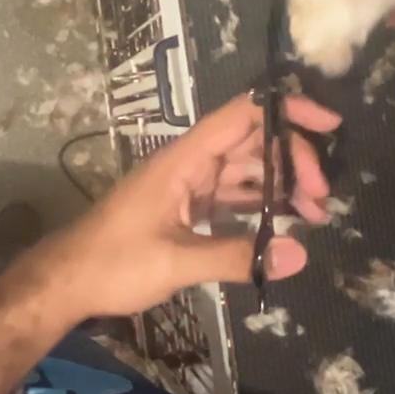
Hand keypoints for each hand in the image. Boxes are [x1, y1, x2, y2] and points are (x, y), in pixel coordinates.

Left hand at [17, 92, 341, 322]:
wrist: (66, 281)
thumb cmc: (113, 263)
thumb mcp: (175, 261)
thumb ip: (235, 256)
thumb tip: (300, 255)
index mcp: (183, 160)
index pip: (241, 116)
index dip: (286, 112)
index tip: (328, 124)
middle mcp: (189, 165)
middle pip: (251, 144)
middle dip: (292, 162)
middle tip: (321, 199)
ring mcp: (187, 187)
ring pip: (244, 172)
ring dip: (280, 188)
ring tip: (315, 215)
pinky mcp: (185, 210)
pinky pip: (230, 198)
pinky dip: (259, 208)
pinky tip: (284, 226)